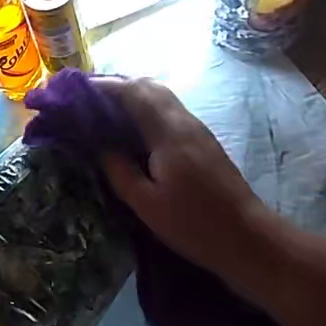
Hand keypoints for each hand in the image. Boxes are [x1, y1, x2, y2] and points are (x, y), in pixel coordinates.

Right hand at [95, 76, 270, 276]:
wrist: (248, 239)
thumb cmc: (194, 225)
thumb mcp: (146, 204)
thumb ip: (119, 170)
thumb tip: (99, 145)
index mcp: (168, 132)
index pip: (132, 92)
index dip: (104, 86)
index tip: (76, 92)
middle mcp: (184, 121)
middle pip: (148, 86)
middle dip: (117, 86)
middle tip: (87, 99)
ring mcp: (197, 129)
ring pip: (161, 96)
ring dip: (132, 95)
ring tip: (105, 111)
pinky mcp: (202, 140)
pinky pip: (168, 110)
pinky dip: (146, 108)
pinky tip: (133, 128)